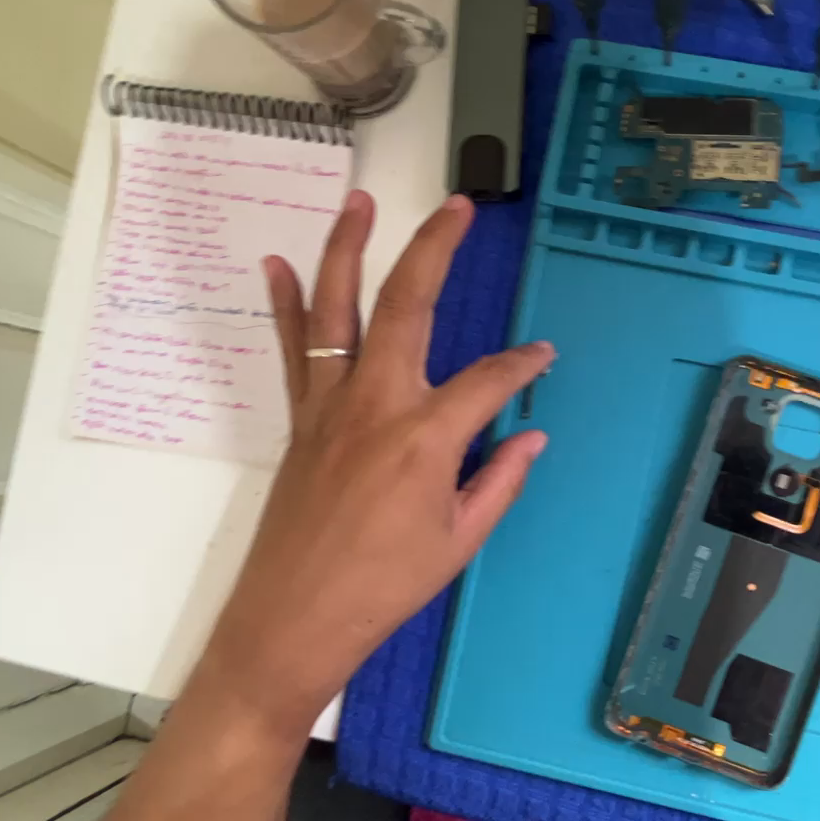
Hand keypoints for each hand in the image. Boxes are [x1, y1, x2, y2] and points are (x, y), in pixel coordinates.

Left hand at [199, 192, 553, 715]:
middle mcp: (375, 403)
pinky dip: (285, 305)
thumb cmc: (386, 587)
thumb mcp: (460, 539)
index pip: (489, 380)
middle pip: (407, 306)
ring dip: (347, 249)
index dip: (523, 366)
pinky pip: (293, 350)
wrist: (294, 619)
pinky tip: (277, 264)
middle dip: (436, 250)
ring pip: (336, 310)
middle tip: (459, 207)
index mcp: (426, 437)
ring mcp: (328, 405)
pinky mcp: (299, 419)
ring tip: (360, 201)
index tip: (542, 359)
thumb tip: (533, 434)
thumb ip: (500, 479)